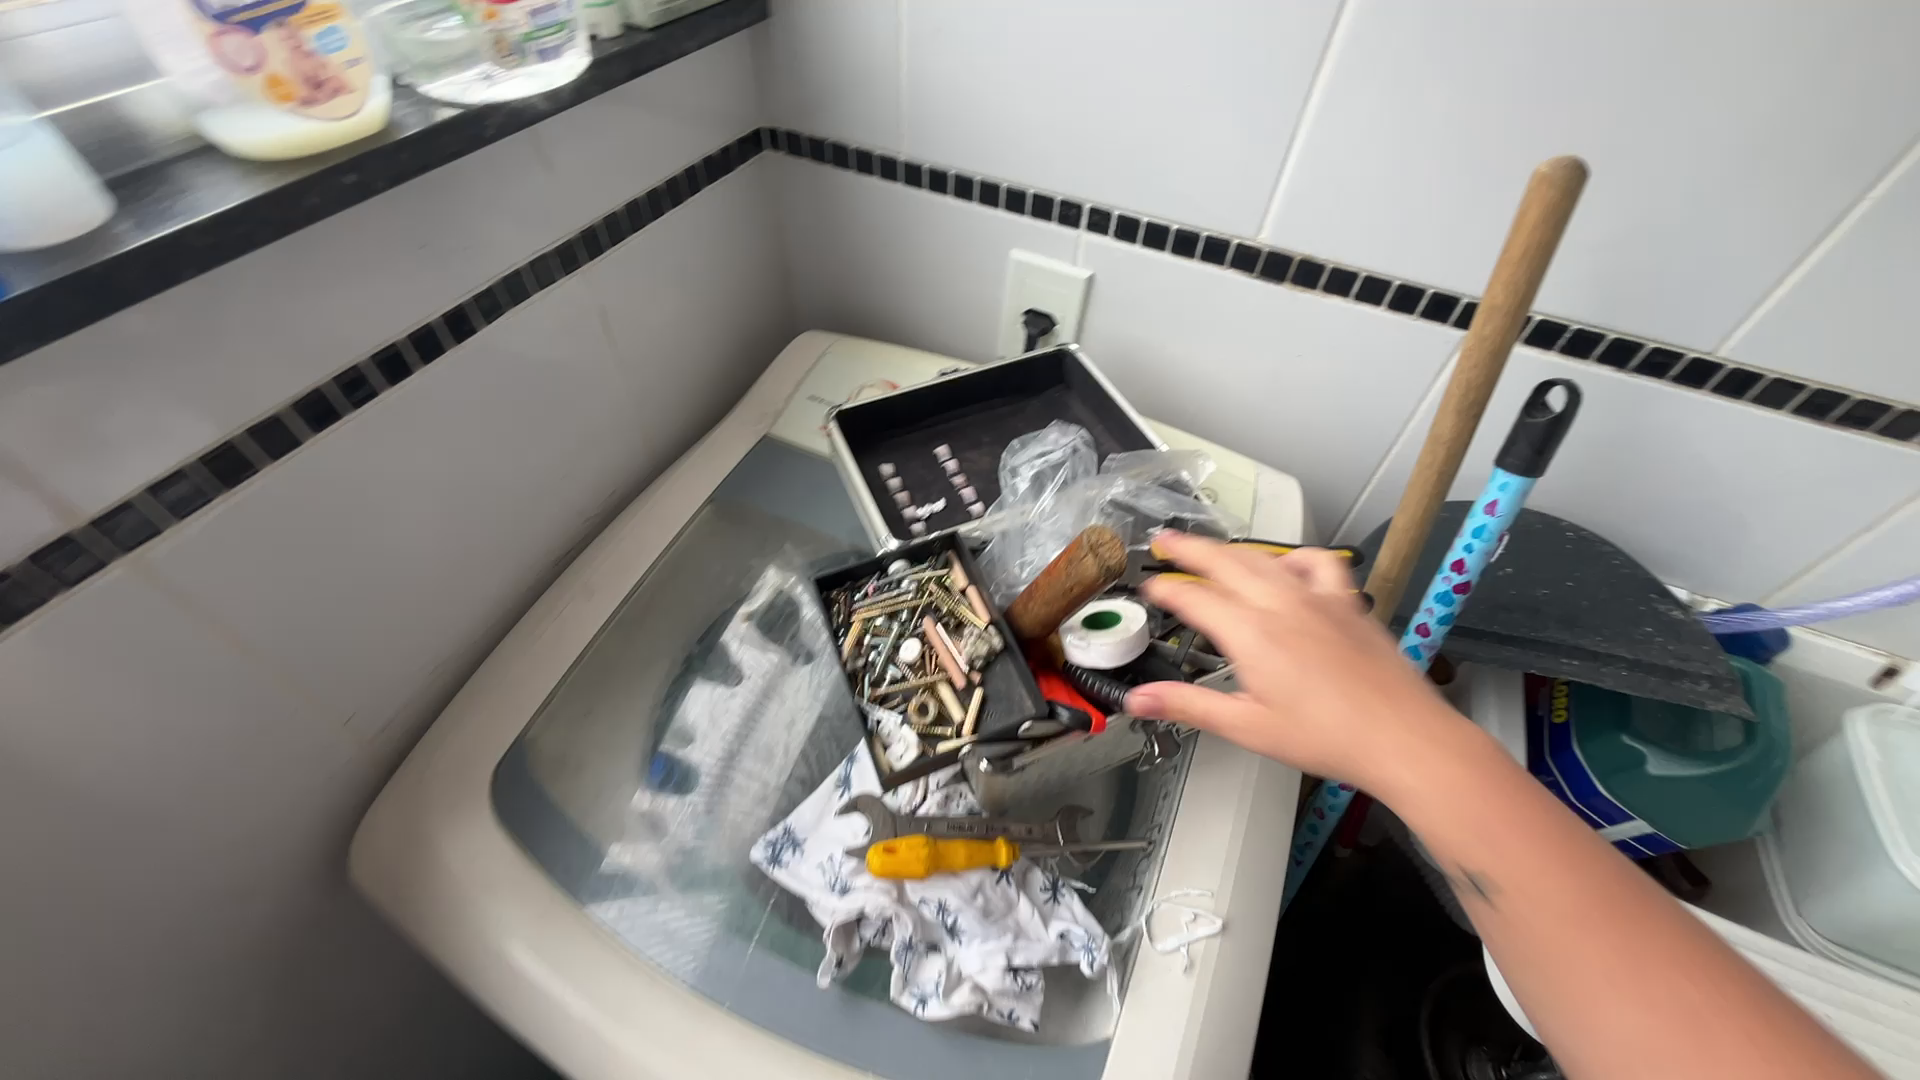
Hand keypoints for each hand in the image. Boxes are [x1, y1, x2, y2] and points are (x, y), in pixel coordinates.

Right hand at [1124, 532, 1473, 791]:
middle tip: (1166, 540)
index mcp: (1252, 634)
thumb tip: (1139, 700)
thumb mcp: (1247, 726)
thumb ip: (1187, 706)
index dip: (1165, 589)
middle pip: (1224, 562)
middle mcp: (1282, 606)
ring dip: (1231, 549)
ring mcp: (1317, 599)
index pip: (1193, 598)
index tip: (1150, 587)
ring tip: (1211, 547)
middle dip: (1189, 548)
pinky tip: (1287, 563)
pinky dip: (1295, 556)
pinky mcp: (1346, 603)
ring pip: (1264, 558)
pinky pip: (1318, 563)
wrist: (1403, 738)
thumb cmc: (1331, 737)